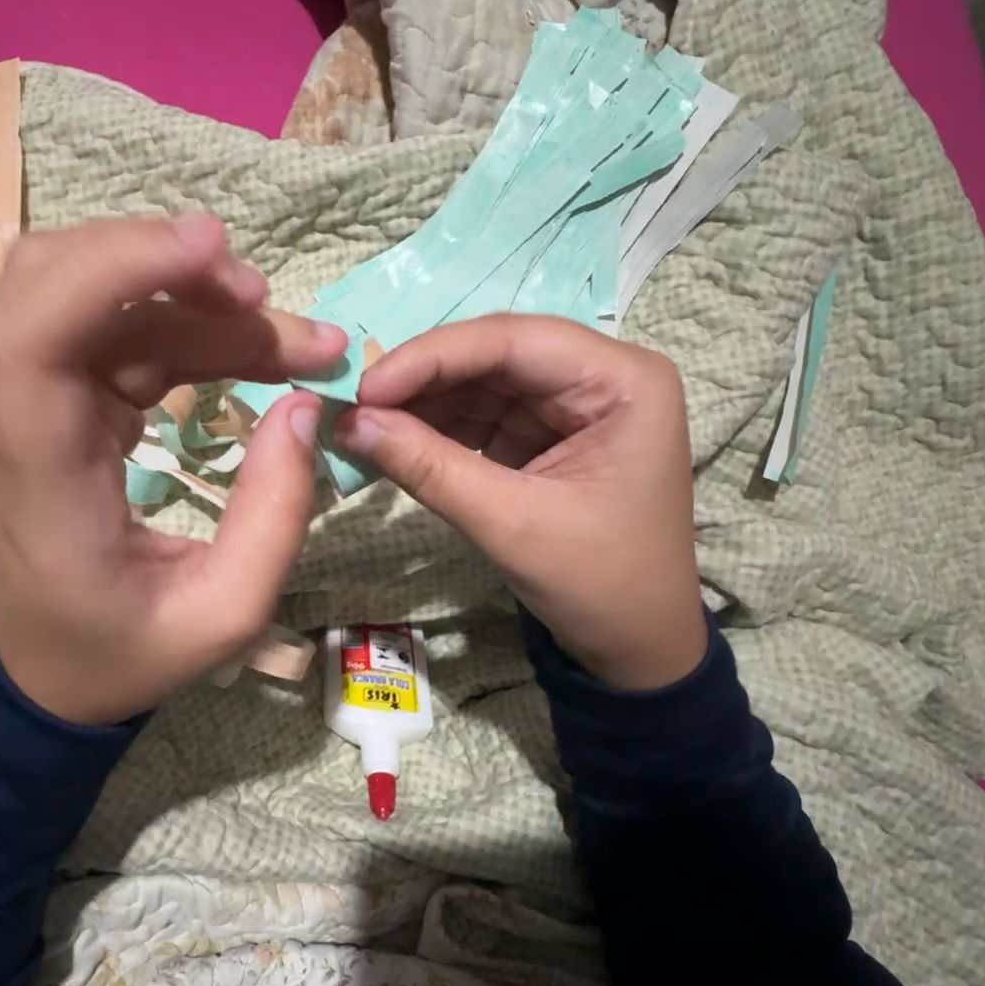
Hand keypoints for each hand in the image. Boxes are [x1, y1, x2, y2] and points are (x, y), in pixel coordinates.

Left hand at [0, 216, 346, 724]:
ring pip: (96, 304)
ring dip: (195, 302)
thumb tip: (304, 407)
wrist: (56, 677)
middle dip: (158, 265)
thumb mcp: (225, 615)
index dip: (106, 269)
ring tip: (294, 340)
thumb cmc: (127, 655)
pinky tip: (256, 350)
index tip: (208, 249)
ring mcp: (35, 410)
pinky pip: (120, 338)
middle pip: (49, 285)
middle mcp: (18, 426)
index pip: (27, 337)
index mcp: (36, 480)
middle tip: (261, 296)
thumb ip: (274, 516)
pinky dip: (192, 331)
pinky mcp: (65, 408)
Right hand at [335, 315, 705, 689]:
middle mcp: (599, 376)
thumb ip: (429, 467)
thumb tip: (350, 423)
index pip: (513, 341)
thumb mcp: (510, 524)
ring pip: (479, 383)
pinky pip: (479, 416)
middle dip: (421, 379)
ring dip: (420, 403)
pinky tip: (391, 438)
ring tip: (360, 424)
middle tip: (353, 404)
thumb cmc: (597, 583)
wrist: (634, 644)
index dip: (432, 357)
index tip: (366, 386)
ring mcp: (569, 404)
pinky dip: (434, 428)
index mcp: (621, 381)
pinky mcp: (543, 434)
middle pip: (493, 355)